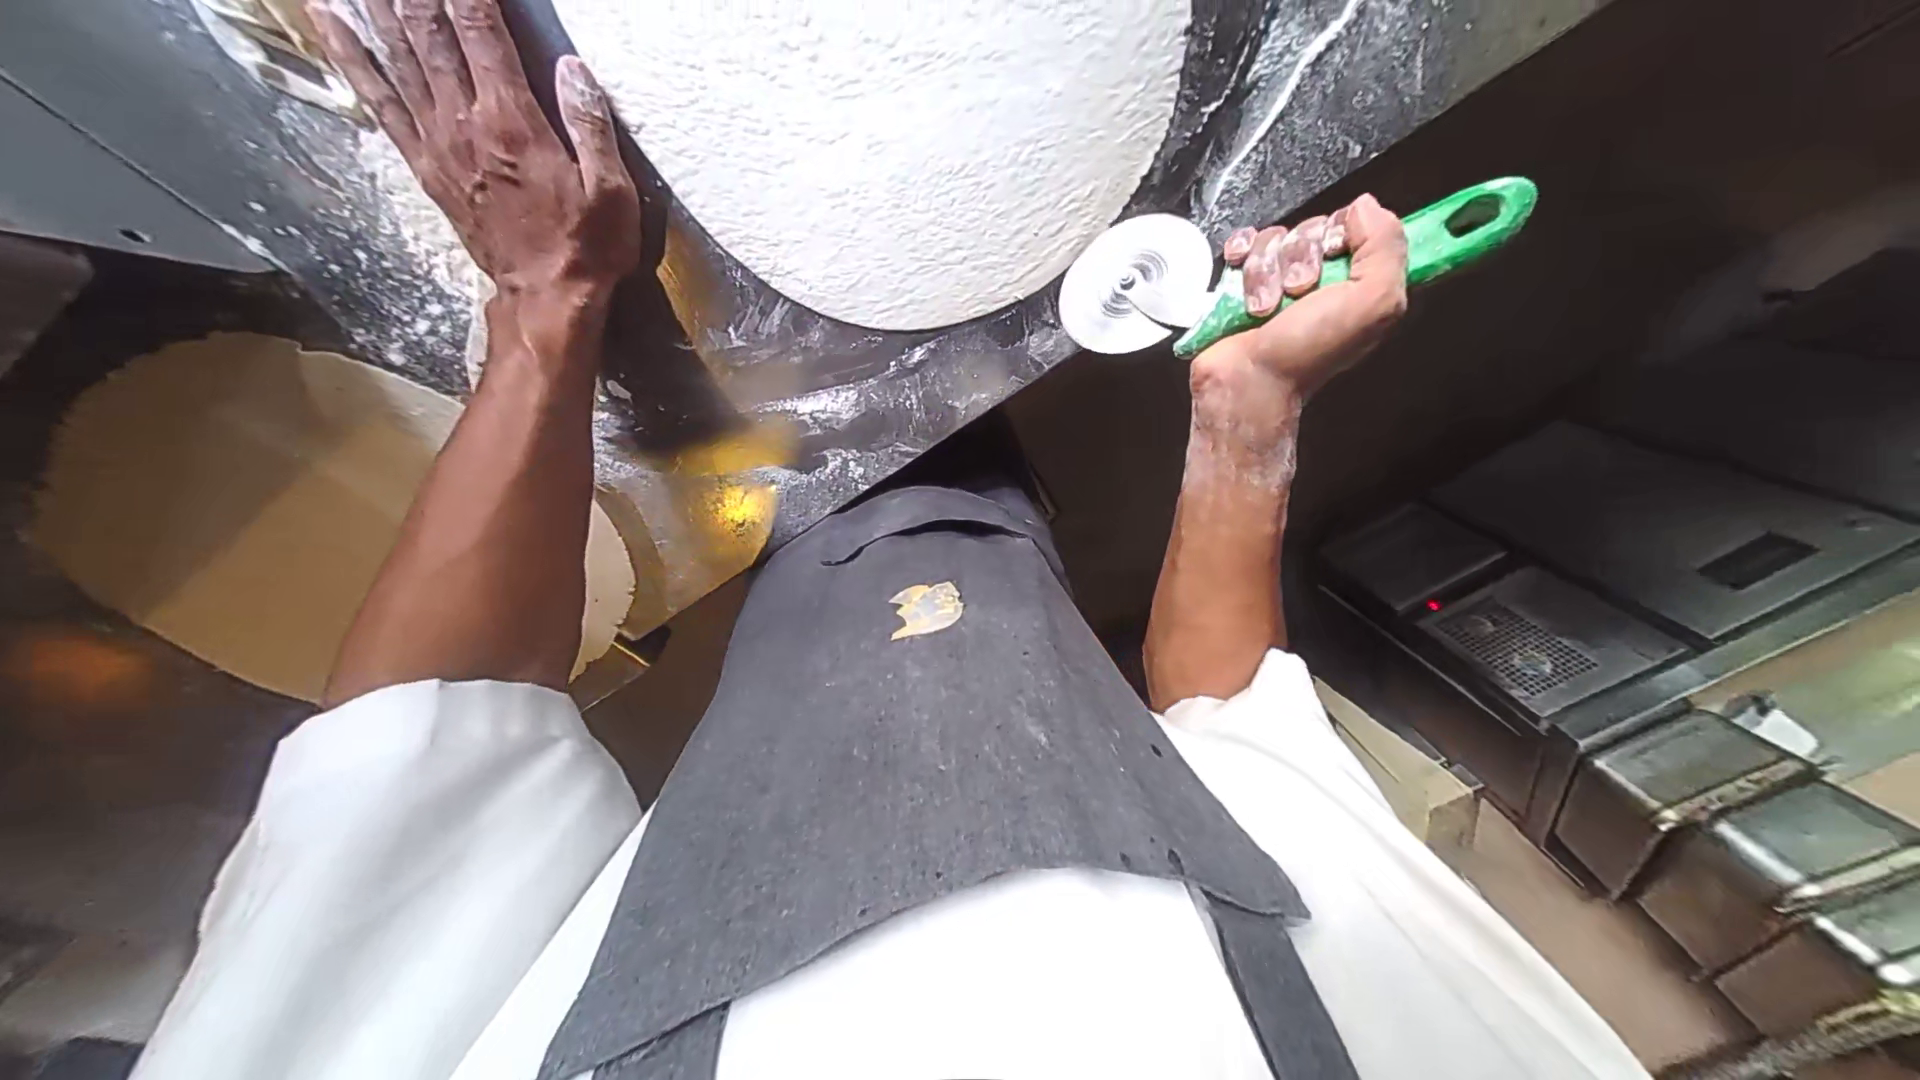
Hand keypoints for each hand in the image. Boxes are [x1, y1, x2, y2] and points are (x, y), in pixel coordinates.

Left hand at [309, 0, 640, 298]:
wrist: (548, 297)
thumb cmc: (589, 247)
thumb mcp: (613, 193)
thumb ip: (592, 127)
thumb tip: (572, 68)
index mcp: (514, 121)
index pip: (480, 28)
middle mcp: (465, 120)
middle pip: (427, 27)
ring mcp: (438, 141)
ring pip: (395, 50)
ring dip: (380, 2)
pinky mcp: (425, 165)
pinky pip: (378, 98)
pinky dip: (348, 52)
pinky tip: (327, 14)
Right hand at [1189, 194, 1407, 439]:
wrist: (1246, 382)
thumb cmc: (1307, 353)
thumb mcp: (1374, 303)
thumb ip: (1387, 246)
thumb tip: (1362, 205)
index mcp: (1358, 281)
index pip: (1355, 222)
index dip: (1341, 233)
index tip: (1334, 258)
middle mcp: (1320, 279)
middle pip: (1310, 228)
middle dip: (1299, 258)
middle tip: (1295, 295)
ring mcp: (1276, 281)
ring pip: (1272, 239)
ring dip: (1263, 272)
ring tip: (1262, 309)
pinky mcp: (1238, 285)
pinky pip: (1242, 244)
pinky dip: (1239, 254)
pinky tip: (1237, 275)